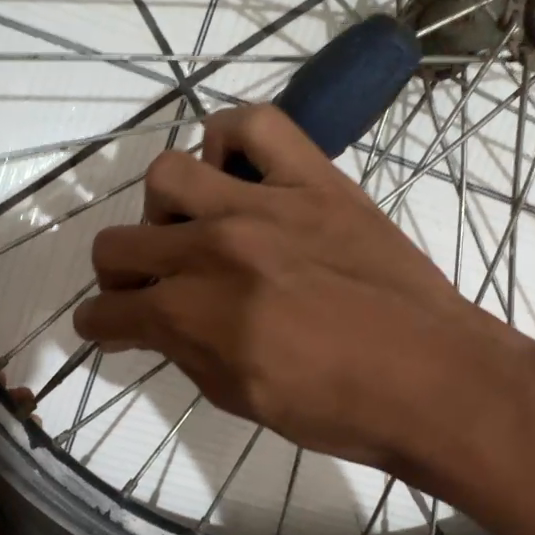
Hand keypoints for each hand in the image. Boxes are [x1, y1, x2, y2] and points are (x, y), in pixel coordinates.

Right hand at [72, 104, 534, 479]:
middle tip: (147, 291)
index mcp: (193, 315)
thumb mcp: (235, 396)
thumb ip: (180, 350)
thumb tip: (146, 325)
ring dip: (163, 213)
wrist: (437, 381)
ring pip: (165, 177)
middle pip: (117, 245)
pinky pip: (253, 126)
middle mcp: (214, 251)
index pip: (109, 310)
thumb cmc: (335, 409)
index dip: (98, 324)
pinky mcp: (313, 181)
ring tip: (194, 233)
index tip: (105, 327)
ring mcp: (264, 206)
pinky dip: (229, 143)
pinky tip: (235, 176)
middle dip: (118, 277)